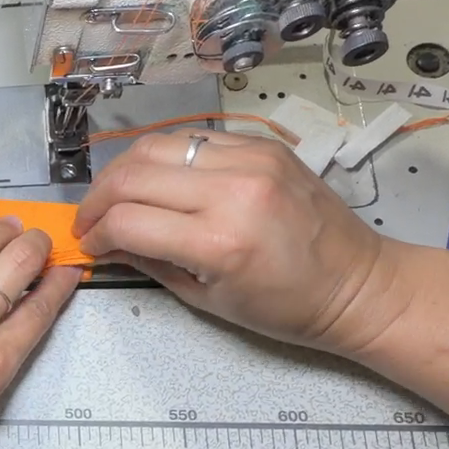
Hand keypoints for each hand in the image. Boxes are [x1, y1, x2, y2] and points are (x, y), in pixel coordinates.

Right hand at [72, 131, 408, 354]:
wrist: (359, 284)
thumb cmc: (281, 308)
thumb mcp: (203, 297)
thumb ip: (147, 262)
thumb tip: (103, 243)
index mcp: (219, 241)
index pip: (126, 221)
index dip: (96, 233)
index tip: (89, 245)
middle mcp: (232, 191)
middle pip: (131, 175)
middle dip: (97, 200)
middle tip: (90, 220)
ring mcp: (251, 160)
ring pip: (155, 146)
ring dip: (122, 171)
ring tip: (115, 195)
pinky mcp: (262, 145)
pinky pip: (191, 140)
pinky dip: (161, 159)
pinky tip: (157, 181)